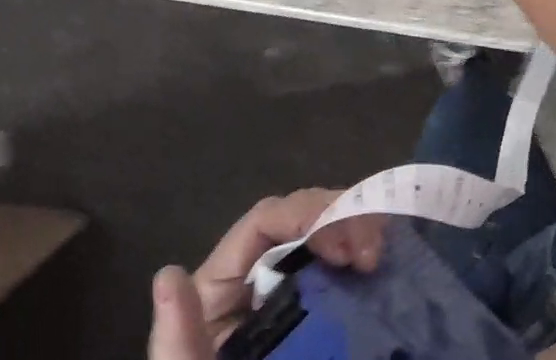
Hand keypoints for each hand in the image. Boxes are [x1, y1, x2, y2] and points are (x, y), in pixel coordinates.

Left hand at [147, 189, 386, 359]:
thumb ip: (178, 340)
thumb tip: (170, 274)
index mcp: (223, 285)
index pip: (265, 222)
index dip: (307, 214)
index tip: (345, 248)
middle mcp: (259, 274)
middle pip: (303, 215)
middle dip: (341, 217)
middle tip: (372, 252)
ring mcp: (296, 287)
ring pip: (329, 230)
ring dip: (359, 228)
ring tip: (379, 259)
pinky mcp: (325, 307)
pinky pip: (348, 262)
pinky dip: (368, 250)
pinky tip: (385, 266)